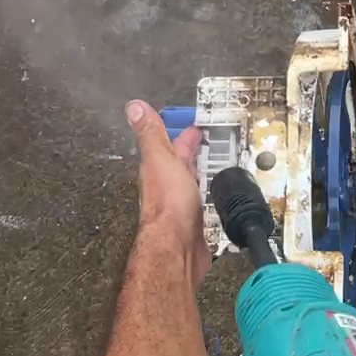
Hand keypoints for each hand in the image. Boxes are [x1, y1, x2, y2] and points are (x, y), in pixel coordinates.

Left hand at [125, 99, 211, 287]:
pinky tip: (220, 195)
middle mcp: (170, 186)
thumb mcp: (160, 160)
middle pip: (184, 163)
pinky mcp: (198, 220)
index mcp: (160, 168)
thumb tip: (135, 107)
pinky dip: (213, 193)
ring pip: (196, 181)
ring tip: (218, 164)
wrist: (177, 247)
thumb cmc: (168, 207)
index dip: (185, 131)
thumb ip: (151, 134)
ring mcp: (184, 204)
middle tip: (209, 140)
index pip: (173, 144)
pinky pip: (207, 201)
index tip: (197, 122)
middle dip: (195, 151)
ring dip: (205, 171)